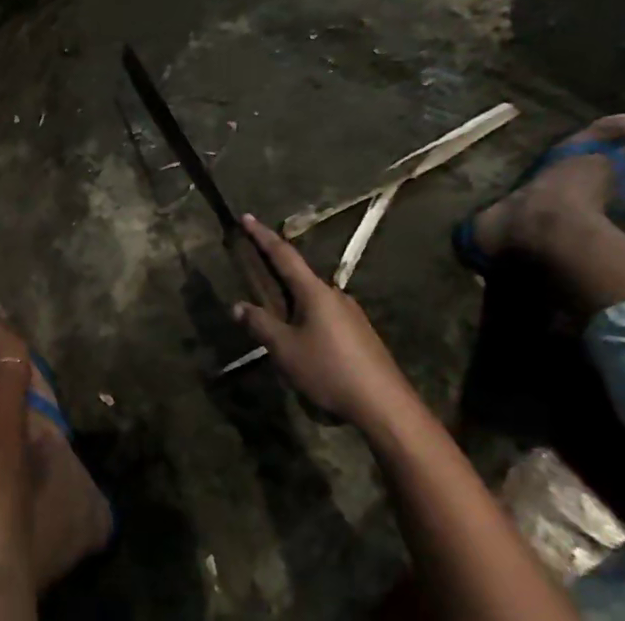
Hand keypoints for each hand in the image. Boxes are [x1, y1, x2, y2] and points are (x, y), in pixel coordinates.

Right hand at [233, 214, 415, 425]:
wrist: (386, 407)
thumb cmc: (330, 370)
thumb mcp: (285, 349)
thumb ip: (259, 325)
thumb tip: (237, 306)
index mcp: (314, 292)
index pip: (283, 254)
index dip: (262, 235)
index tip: (246, 217)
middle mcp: (335, 295)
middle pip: (299, 275)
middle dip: (276, 270)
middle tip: (255, 268)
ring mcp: (351, 315)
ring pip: (313, 298)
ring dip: (292, 298)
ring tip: (275, 314)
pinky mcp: (360, 334)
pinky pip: (325, 315)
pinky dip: (306, 315)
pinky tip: (302, 338)